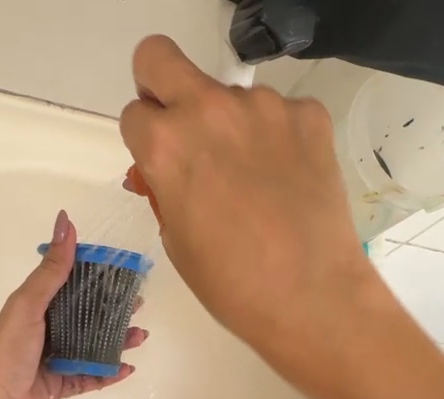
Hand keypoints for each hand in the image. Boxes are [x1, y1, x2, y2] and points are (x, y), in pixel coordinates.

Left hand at [0, 210, 146, 398]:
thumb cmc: (6, 351)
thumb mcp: (29, 304)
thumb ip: (52, 269)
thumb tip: (66, 221)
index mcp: (36, 307)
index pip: (70, 285)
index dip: (97, 278)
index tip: (124, 274)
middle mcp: (45, 331)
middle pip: (85, 317)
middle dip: (113, 312)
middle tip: (139, 307)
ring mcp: (52, 360)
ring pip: (91, 348)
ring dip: (116, 342)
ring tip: (139, 337)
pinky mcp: (57, 387)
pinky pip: (88, 377)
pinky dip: (107, 374)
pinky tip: (126, 369)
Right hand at [119, 36, 371, 376]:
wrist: (309, 295)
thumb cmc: (233, 283)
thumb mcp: (176, 240)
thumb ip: (165, 188)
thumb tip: (168, 169)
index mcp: (166, 147)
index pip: (134, 112)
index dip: (143, 141)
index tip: (157, 164)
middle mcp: (210, 110)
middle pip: (160, 57)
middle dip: (159, 87)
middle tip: (180, 130)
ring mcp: (264, 107)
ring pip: (227, 95)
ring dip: (228, 125)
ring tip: (250, 184)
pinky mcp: (307, 115)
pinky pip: (277, 113)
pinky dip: (274, 139)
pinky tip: (283, 183)